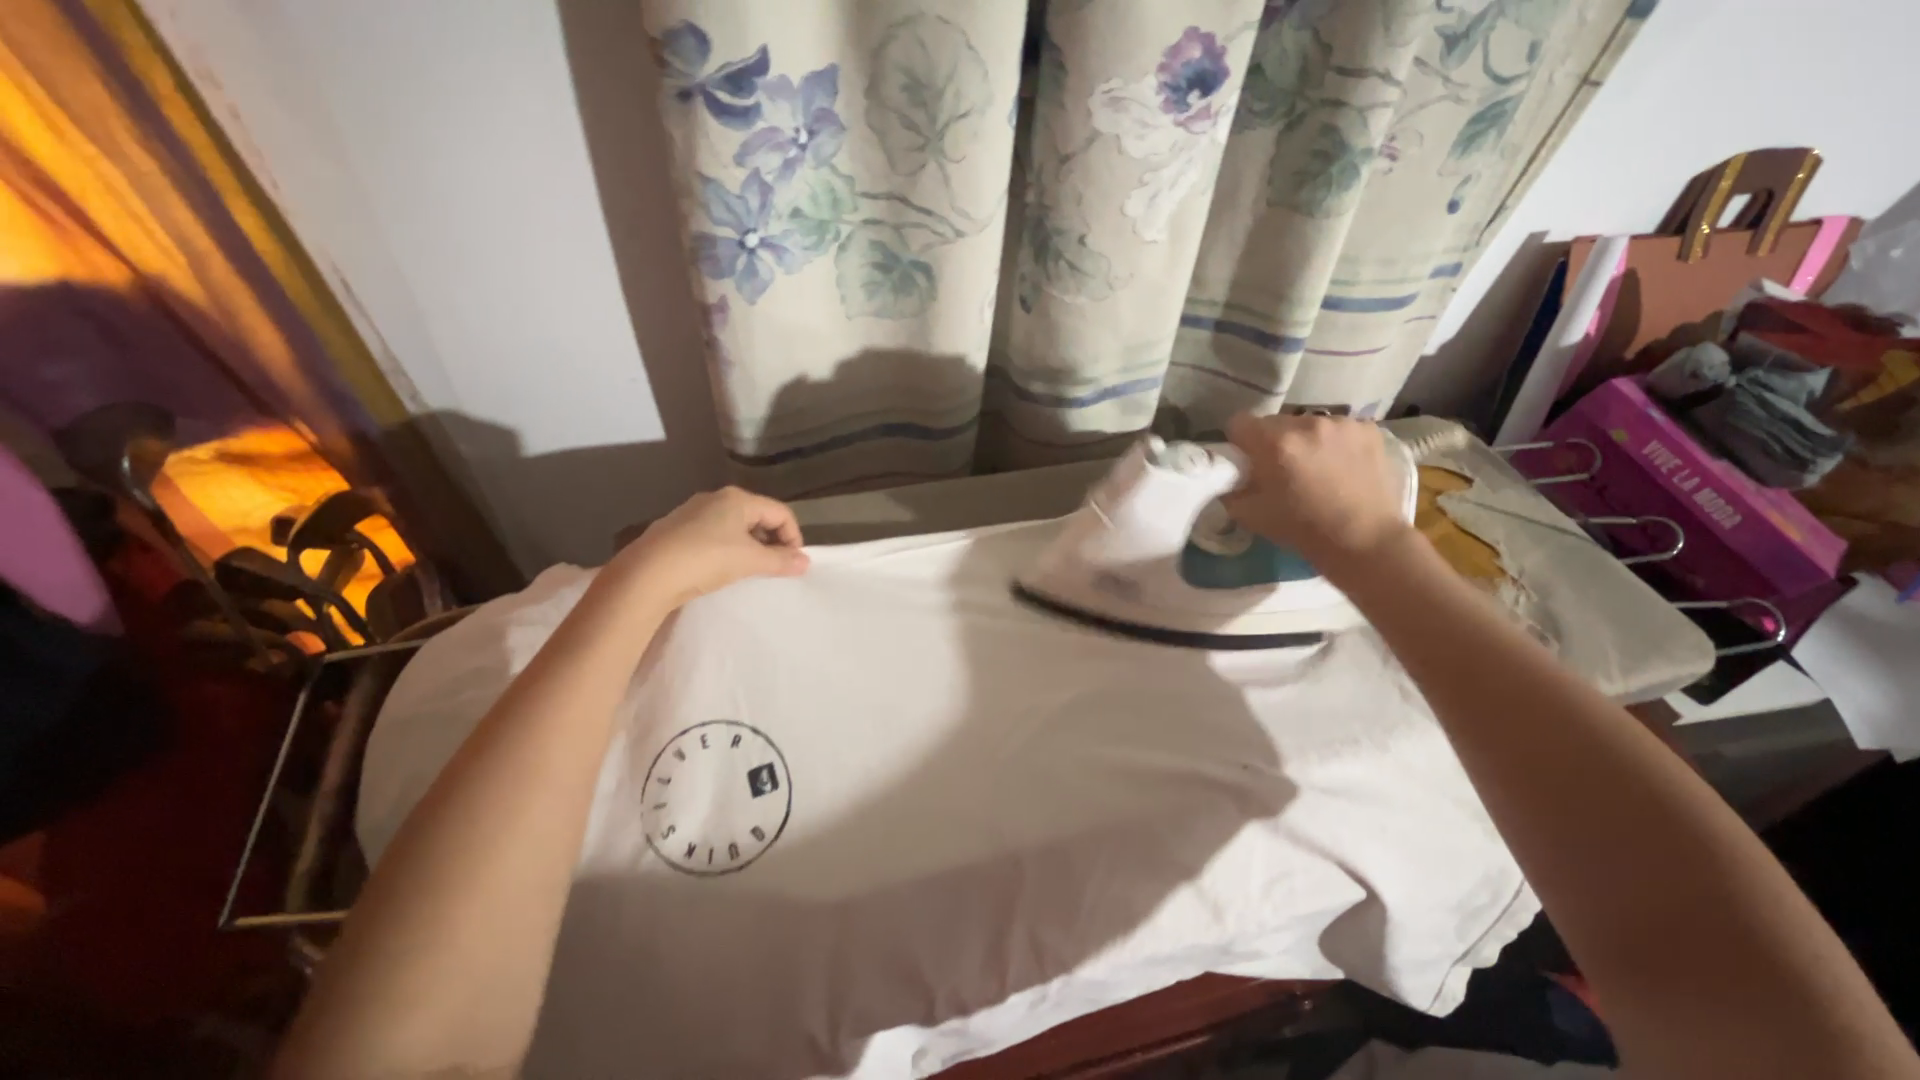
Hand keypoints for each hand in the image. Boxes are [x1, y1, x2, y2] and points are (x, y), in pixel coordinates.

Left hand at [613, 487, 808, 607]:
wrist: (647, 574)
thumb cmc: (705, 559)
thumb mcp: (749, 561)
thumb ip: (780, 560)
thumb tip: (805, 561)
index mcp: (738, 498)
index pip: (780, 512)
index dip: (793, 537)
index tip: (792, 564)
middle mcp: (715, 498)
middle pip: (757, 516)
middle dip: (770, 542)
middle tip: (772, 569)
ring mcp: (692, 513)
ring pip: (734, 526)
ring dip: (748, 547)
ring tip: (746, 572)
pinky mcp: (675, 529)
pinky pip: (713, 535)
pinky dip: (725, 550)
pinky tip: (717, 570)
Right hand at [1220, 412, 1413, 571]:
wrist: (1365, 541)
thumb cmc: (1303, 530)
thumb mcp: (1250, 516)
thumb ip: (1231, 490)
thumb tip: (1229, 478)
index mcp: (1274, 443)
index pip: (1239, 422)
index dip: (1239, 442)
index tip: (1247, 461)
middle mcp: (1307, 423)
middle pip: (1275, 422)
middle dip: (1273, 442)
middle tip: (1283, 470)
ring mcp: (1341, 424)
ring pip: (1308, 424)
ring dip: (1306, 441)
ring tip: (1318, 469)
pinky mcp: (1368, 429)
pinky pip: (1338, 429)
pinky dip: (1335, 443)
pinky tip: (1342, 467)